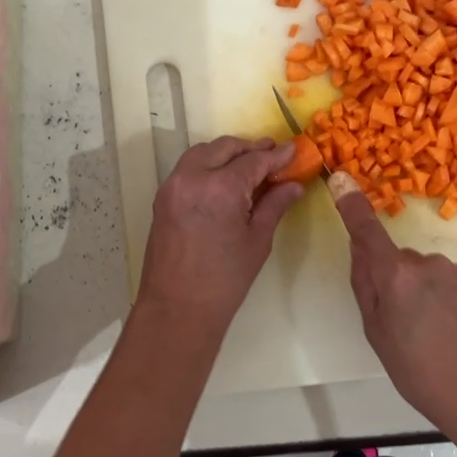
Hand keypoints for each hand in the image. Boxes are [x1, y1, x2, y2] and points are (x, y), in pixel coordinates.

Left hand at [137, 137, 303, 331]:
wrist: (176, 308)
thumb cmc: (224, 280)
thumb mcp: (257, 241)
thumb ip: (274, 205)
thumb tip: (294, 185)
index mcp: (220, 187)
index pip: (253, 160)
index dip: (276, 155)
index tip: (293, 150)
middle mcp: (192, 177)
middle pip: (224, 148)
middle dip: (249, 148)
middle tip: (272, 154)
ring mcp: (173, 186)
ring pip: (202, 153)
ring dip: (226, 153)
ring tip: (249, 164)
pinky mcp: (162, 197)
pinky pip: (187, 168)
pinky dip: (207, 165)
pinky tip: (224, 178)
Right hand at [330, 172, 456, 430]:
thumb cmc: (420, 372)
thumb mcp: (377, 334)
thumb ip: (366, 288)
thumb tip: (361, 253)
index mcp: (396, 274)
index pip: (366, 232)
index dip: (352, 206)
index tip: (340, 180)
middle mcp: (427, 264)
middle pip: (395, 260)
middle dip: (390, 280)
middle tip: (395, 326)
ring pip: (422, 274)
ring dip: (417, 293)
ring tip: (425, 337)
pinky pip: (445, 285)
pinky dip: (439, 302)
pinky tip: (447, 335)